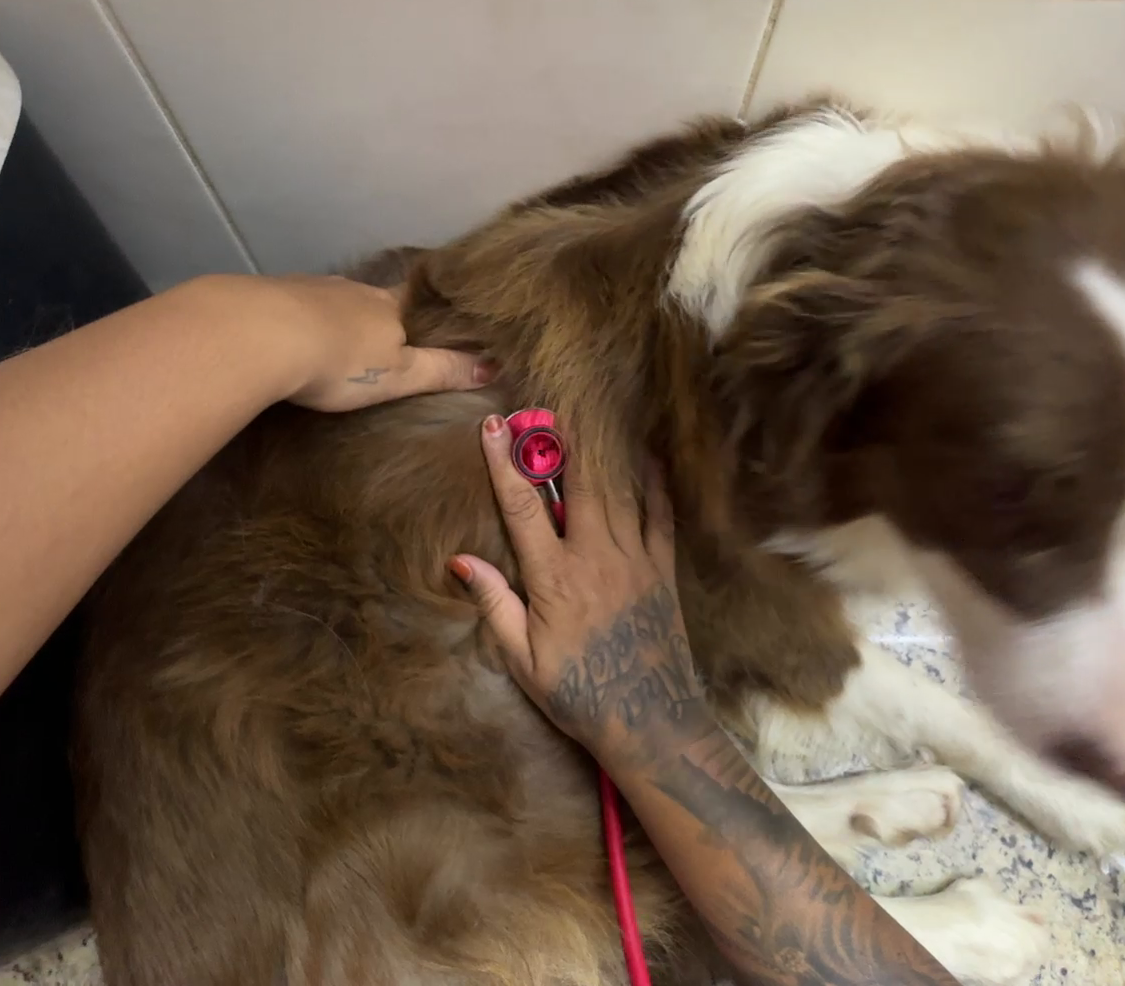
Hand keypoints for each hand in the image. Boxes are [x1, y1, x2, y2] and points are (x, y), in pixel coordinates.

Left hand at [267, 275, 492, 410]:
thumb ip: (443, 371)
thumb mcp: (399, 376)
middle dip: (378, 317)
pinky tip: (294, 334)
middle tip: (380, 339)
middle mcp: (353, 290)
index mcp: (388, 307)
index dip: (428, 307)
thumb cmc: (340, 362)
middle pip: (374, 300)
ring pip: (335, 301)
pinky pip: (297, 305)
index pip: (416, 301)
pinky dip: (302, 319)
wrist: (259, 335)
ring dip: (339, 318)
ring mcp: (311, 288)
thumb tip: (493, 367)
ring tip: (336, 340)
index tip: (437, 313)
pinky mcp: (271, 294)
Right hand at [450, 416, 708, 760]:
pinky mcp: (662, 566)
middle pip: (577, 482)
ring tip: (591, 415)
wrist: (650, 719)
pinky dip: (652, 480)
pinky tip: (647, 456)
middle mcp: (595, 555)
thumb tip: (462, 561)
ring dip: (602, 449)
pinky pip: (659, 511)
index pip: (522, 507)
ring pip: (618, 488)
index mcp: (554, 578)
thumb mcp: (523, 660)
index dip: (504, 463)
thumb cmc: (579, 693)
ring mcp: (634, 557)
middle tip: (548, 404)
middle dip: (560, 439)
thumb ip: (495, 605)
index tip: (493, 427)